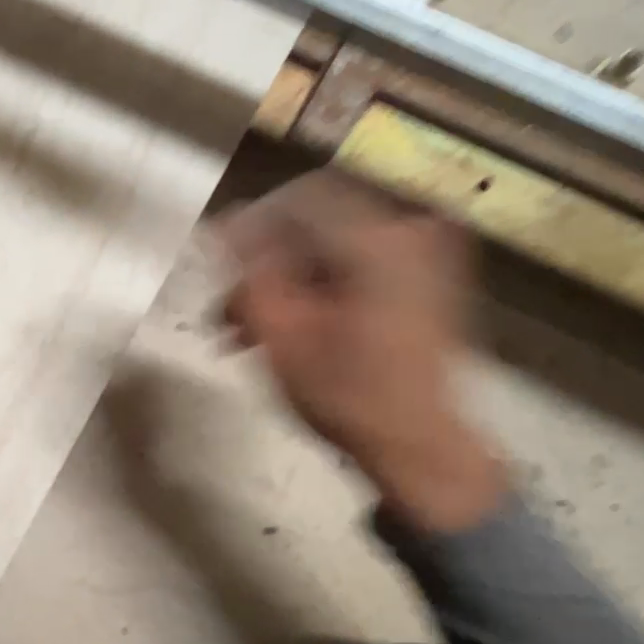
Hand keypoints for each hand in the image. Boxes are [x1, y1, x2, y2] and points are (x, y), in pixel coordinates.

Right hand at [214, 169, 503, 533]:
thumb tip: (224, 224)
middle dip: (263, 267)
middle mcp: (407, 232)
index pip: (299, 198)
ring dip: (285, 284)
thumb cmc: (347, 397)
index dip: (250, 224)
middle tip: (226, 313)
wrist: (420, 446)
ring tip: (247, 334)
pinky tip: (288, 330)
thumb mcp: (282, 337)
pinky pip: (356, 266)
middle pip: (313, 227)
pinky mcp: (426, 279)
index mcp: (376, 241)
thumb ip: (250, 273)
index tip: (218, 264)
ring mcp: (424, 255)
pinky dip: (318, 290)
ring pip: (329, 251)